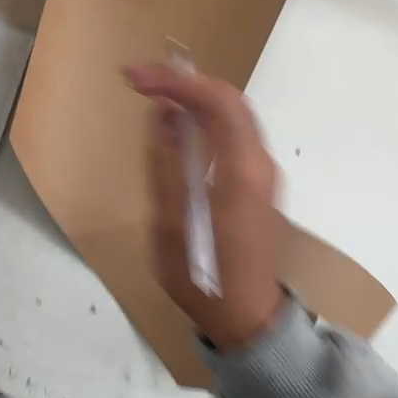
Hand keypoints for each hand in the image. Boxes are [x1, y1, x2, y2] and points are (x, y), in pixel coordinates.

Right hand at [124, 62, 288, 349]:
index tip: (134, 79)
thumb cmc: (202, 278)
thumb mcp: (169, 225)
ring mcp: (263, 174)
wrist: (247, 318)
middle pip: (228, 101)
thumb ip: (166, 166)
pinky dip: (203, 117)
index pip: (217, 102)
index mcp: (240, 173)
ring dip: (193, 96)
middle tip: (138, 80)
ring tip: (152, 94)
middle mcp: (260, 164)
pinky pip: (232, 133)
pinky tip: (176, 123)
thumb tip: (163, 116)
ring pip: (232, 114)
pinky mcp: (257, 183)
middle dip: (182, 81)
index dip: (176, 81)